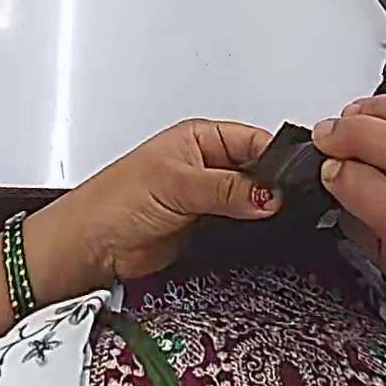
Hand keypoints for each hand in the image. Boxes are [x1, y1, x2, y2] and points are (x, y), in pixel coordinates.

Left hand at [33, 119, 278, 287]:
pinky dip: (252, 231)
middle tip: (289, 203)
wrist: (92, 246)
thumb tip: (269, 193)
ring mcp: (209, 195)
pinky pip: (241, 225)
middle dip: (273, 186)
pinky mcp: (207, 225)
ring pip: (252, 199)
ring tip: (278, 220)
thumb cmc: (115, 200)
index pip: (253, 140)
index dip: (276, 158)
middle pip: (257, 170)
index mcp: (200, 138)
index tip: (294, 180)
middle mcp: (208, 163)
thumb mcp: (177, 184)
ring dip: (263, 210)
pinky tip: (260, 234)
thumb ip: (227, 188)